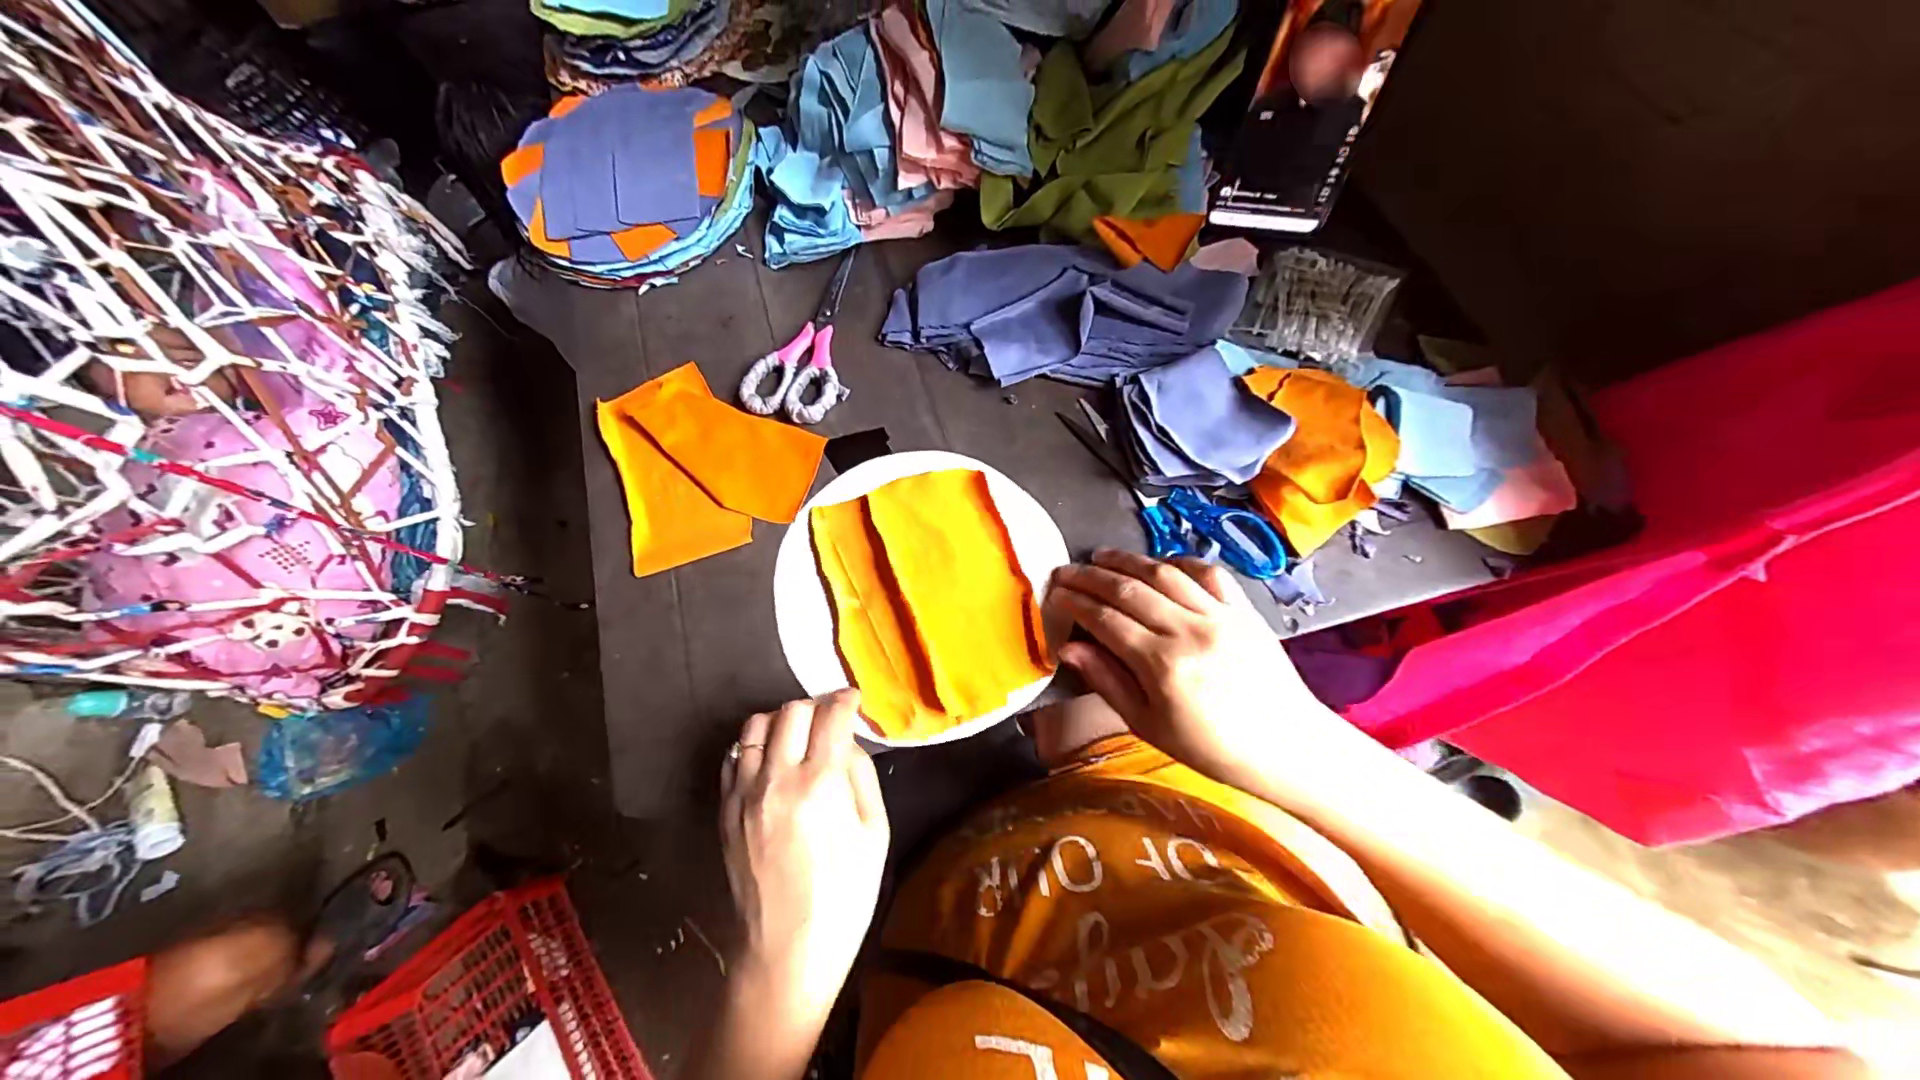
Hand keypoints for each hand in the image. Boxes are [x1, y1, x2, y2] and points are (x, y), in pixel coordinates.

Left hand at [719, 690, 888, 1017]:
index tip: (853, 699)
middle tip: (830, 719)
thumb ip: (862, 776)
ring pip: (757, 725)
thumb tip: (847, 741)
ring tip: (798, 735)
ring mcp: (744, 794)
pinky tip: (770, 759)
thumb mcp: (874, 833)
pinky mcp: (725, 810)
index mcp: (820, 784)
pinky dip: (754, 745)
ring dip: (782, 720)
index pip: (831, 716)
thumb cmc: (844, 895)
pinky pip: (733, 756)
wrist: (787, 949)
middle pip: (792, 710)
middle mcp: (777, 779)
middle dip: (817, 706)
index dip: (846, 699)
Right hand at [1046, 550, 1367, 794]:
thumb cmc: (1212, 747)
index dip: (1074, 602)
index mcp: (1162, 665)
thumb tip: (1069, 647)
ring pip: (1163, 572)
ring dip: (1126, 560)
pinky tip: (1157, 564)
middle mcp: (1189, 631)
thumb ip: (1107, 680)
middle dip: (1089, 576)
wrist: (1287, 746)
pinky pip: (1206, 572)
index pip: (1104, 619)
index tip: (1054, 594)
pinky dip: (1177, 561)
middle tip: (1065, 570)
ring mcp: (1220, 616)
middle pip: (1128, 589)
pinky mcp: (1243, 609)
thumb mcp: (1147, 724)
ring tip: (1100, 557)